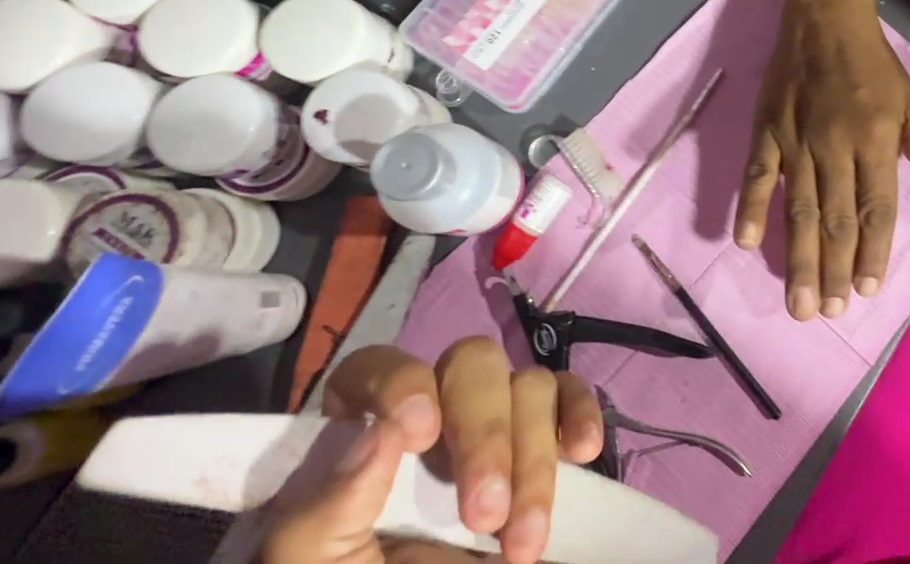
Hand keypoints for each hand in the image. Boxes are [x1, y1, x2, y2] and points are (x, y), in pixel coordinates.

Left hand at [262, 338, 605, 563]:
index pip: (378, 366)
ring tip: (522, 545)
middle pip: (472, 364)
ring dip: (534, 459)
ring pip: (530, 385)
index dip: (401, 381)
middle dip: (487, 433)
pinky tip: (583, 452)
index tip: (420, 434)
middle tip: (485, 515)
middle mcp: (435, 418)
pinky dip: (581, 415)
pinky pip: (571, 398)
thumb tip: (380, 427)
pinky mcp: (546, 445)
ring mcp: (496, 427)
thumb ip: (325, 508)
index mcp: (366, 439)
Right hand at [737, 0, 909, 320]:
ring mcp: (796, 141)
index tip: (868, 290)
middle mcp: (835, 147)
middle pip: (836, 218)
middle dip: (833, 269)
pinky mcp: (766, 131)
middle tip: (827, 312)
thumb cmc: (874, 64)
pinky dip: (750, 208)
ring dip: (798, 257)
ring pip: (798, 208)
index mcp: (874, 141)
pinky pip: (756, 175)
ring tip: (798, 301)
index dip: (873, 250)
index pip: (875, 207)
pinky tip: (746, 243)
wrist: (825, 18)